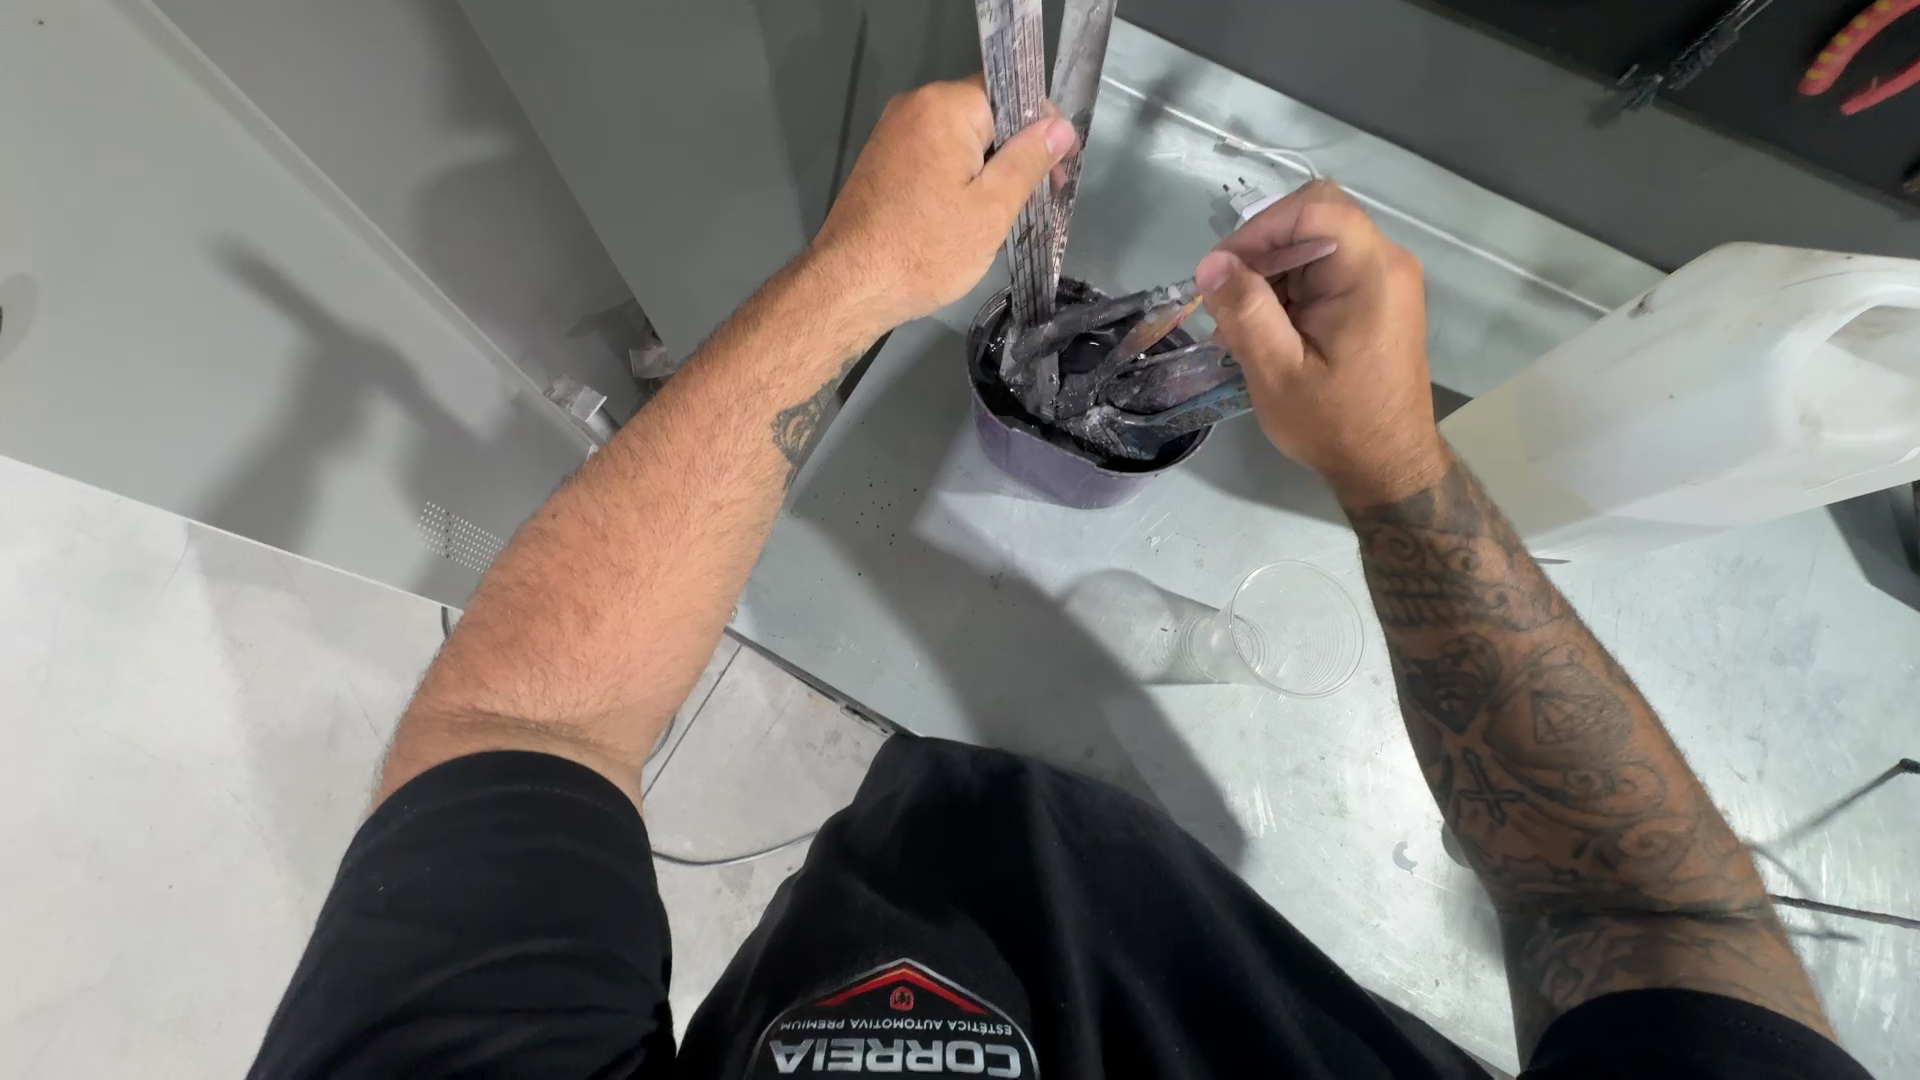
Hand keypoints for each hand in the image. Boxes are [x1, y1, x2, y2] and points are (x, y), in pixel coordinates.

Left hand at [805, 76, 1075, 336]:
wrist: (851, 286)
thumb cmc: (924, 251)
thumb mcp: (991, 209)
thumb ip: (1028, 161)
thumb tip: (1059, 128)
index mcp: (945, 106)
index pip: (1011, 93)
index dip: (1041, 129)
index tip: (1059, 169)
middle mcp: (914, 108)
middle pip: (983, 118)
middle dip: (1012, 156)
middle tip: (1033, 204)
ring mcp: (892, 137)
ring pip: (958, 145)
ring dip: (983, 177)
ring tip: (996, 222)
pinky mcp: (881, 167)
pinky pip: (932, 163)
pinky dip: (954, 186)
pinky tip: (960, 224)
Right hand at [1195, 180, 1447, 506]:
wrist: (1384, 463)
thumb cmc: (1332, 423)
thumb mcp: (1276, 371)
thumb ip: (1246, 312)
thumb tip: (1212, 264)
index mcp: (1369, 273)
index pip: (1314, 208)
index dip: (1259, 228)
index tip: (1221, 272)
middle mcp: (1385, 263)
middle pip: (1314, 222)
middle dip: (1260, 254)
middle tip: (1224, 303)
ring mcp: (1383, 281)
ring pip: (1314, 249)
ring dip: (1268, 279)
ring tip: (1237, 329)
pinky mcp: (1375, 301)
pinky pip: (1324, 275)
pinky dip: (1287, 295)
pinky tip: (1264, 334)